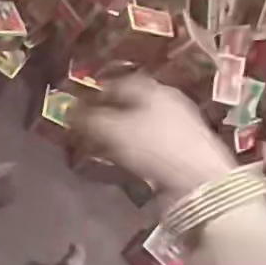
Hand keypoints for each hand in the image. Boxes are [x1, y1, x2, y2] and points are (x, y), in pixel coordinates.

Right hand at [71, 74, 237, 198]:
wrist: (197, 181)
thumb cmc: (153, 147)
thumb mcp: (112, 130)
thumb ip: (87, 120)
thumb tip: (68, 112)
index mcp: (152, 89)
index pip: (117, 83)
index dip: (94, 95)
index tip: (77, 109)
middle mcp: (167, 102)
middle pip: (129, 104)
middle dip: (105, 116)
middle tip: (85, 130)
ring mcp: (177, 127)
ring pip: (138, 125)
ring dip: (117, 136)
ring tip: (99, 149)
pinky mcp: (181, 151)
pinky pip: (148, 145)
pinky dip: (131, 151)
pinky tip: (122, 162)